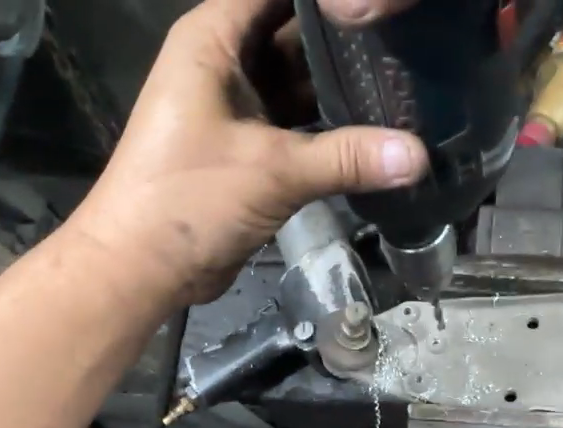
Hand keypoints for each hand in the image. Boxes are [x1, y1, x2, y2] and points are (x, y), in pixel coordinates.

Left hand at [70, 0, 427, 304]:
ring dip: (342, 94)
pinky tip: (376, 138)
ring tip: (404, 93)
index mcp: (215, 39)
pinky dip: (331, 135)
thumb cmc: (190, 196)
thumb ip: (348, 158)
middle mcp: (227, 65)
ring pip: (300, 88)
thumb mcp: (273, 169)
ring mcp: (239, 111)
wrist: (144, 266)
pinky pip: (299, 130)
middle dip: (345, 46)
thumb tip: (418, 156)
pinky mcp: (250, 153)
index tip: (378, 10)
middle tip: (406, 57)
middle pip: (294, 37)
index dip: (327, 2)